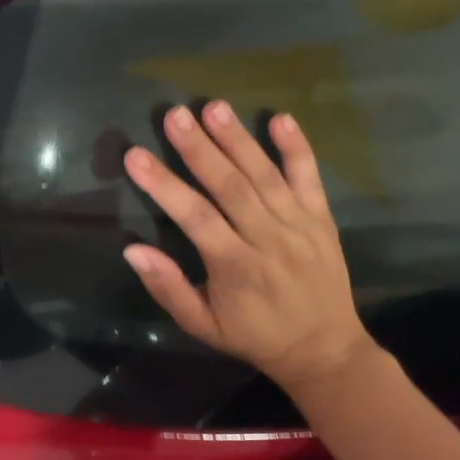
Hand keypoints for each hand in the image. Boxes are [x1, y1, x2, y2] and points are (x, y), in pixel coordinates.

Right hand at [122, 102, 380, 393]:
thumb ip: (167, 287)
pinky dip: (298, 149)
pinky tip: (281, 119)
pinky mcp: (323, 222)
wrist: (327, 352)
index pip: (197, 219)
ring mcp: (301, 229)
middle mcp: (271, 242)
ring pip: (266, 178)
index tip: (135, 155)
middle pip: (233, 188)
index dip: (165, 186)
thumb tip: (132, 250)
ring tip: (214, 106)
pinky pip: (311, 181)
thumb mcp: (201, 324)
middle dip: (201, 149)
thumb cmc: (252, 335)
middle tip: (174, 114)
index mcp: (237, 268)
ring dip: (239, 140)